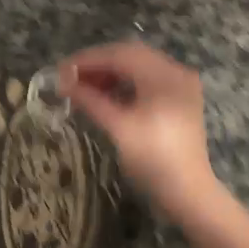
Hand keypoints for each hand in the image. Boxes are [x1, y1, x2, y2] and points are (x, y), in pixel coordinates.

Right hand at [60, 42, 219, 212]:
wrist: (187, 193)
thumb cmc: (153, 160)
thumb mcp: (119, 128)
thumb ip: (91, 100)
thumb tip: (64, 83)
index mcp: (164, 75)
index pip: (120, 54)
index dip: (87, 59)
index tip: (60, 70)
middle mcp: (176, 73)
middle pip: (131, 57)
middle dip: (98, 66)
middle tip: (69, 79)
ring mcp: (181, 88)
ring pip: (140, 70)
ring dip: (111, 75)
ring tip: (84, 89)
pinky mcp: (180, 103)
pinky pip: (148, 83)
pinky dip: (126, 86)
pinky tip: (106, 97)